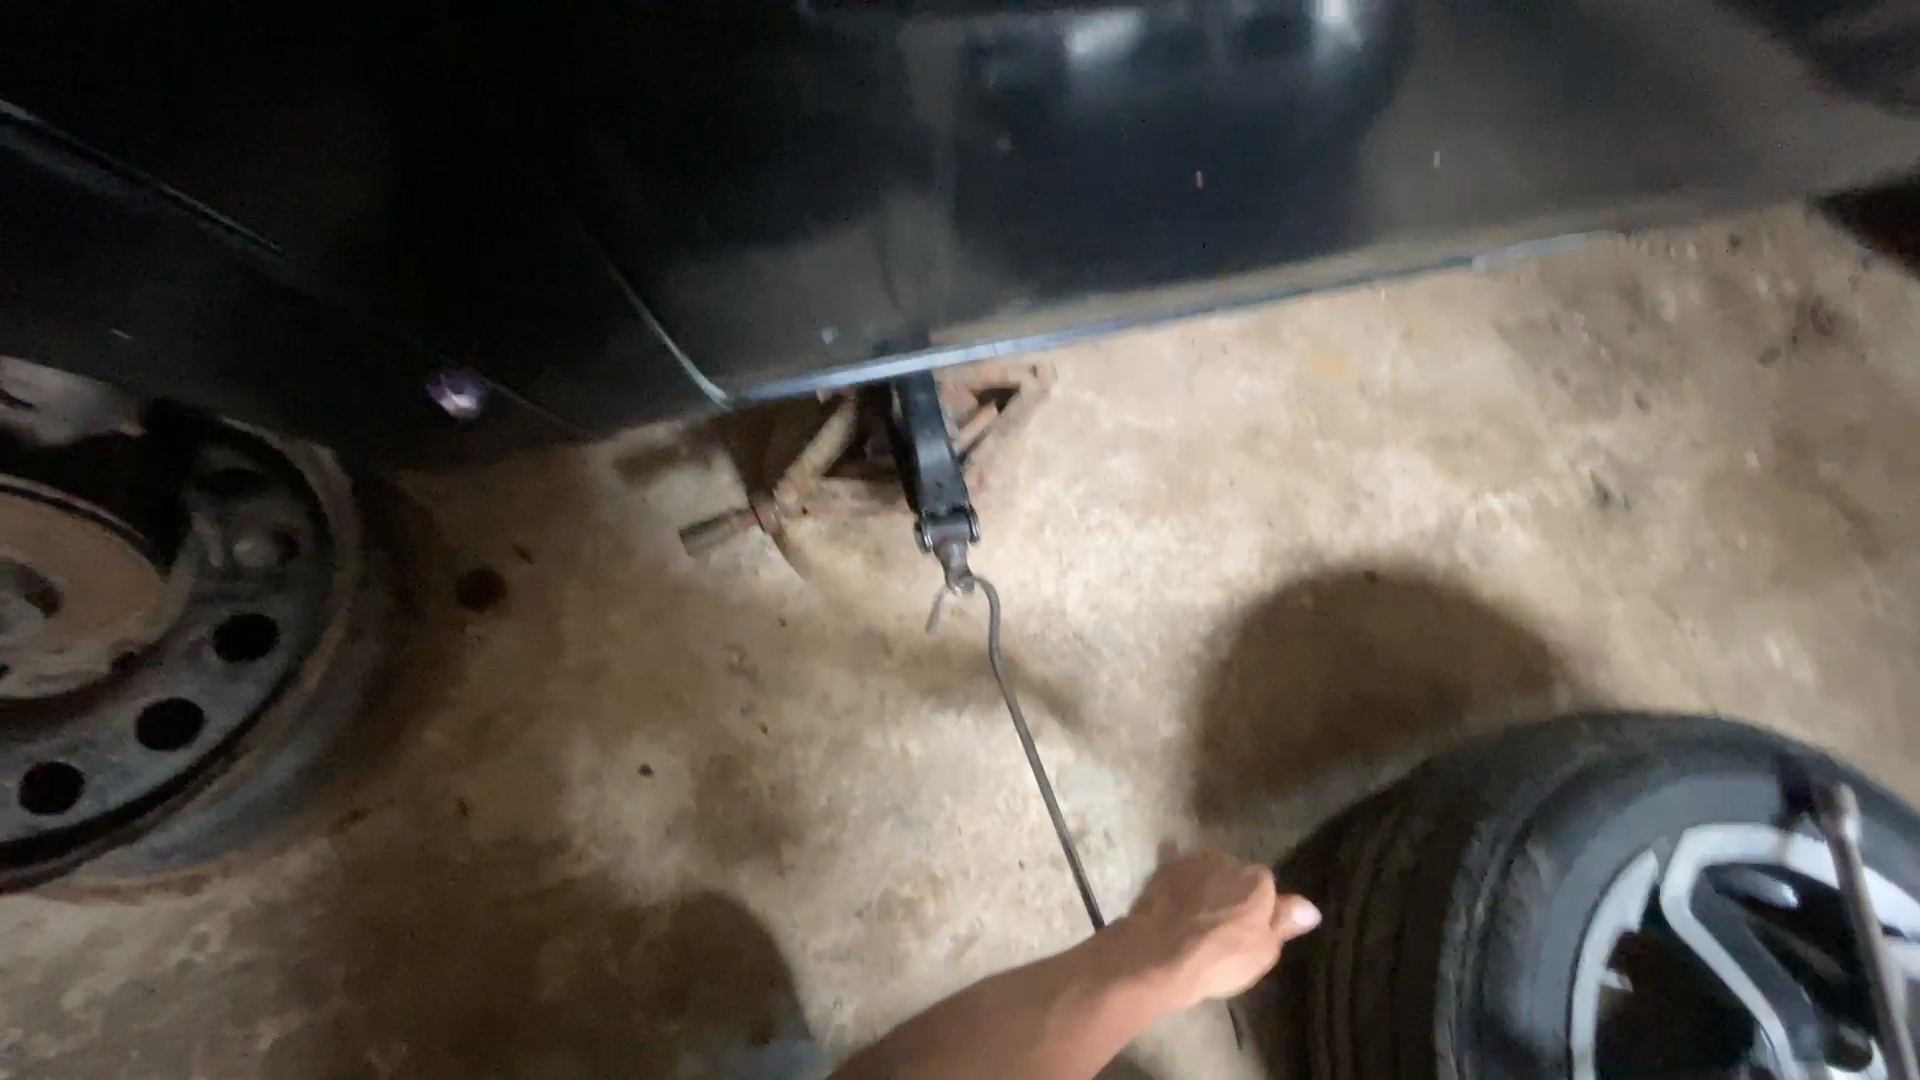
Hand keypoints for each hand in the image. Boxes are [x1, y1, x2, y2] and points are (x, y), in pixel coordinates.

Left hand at [1112, 848, 1320, 1011]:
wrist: (1160, 954)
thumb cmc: (1221, 957)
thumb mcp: (1264, 950)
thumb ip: (1285, 921)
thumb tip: (1311, 908)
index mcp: (1255, 878)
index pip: (1266, 883)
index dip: (1260, 906)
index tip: (1251, 927)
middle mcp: (1224, 860)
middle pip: (1235, 873)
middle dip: (1232, 891)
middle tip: (1224, 924)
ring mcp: (1190, 862)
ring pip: (1207, 871)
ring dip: (1206, 886)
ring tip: (1198, 917)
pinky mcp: (1162, 869)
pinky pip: (1177, 871)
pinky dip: (1179, 883)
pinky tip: (1174, 897)